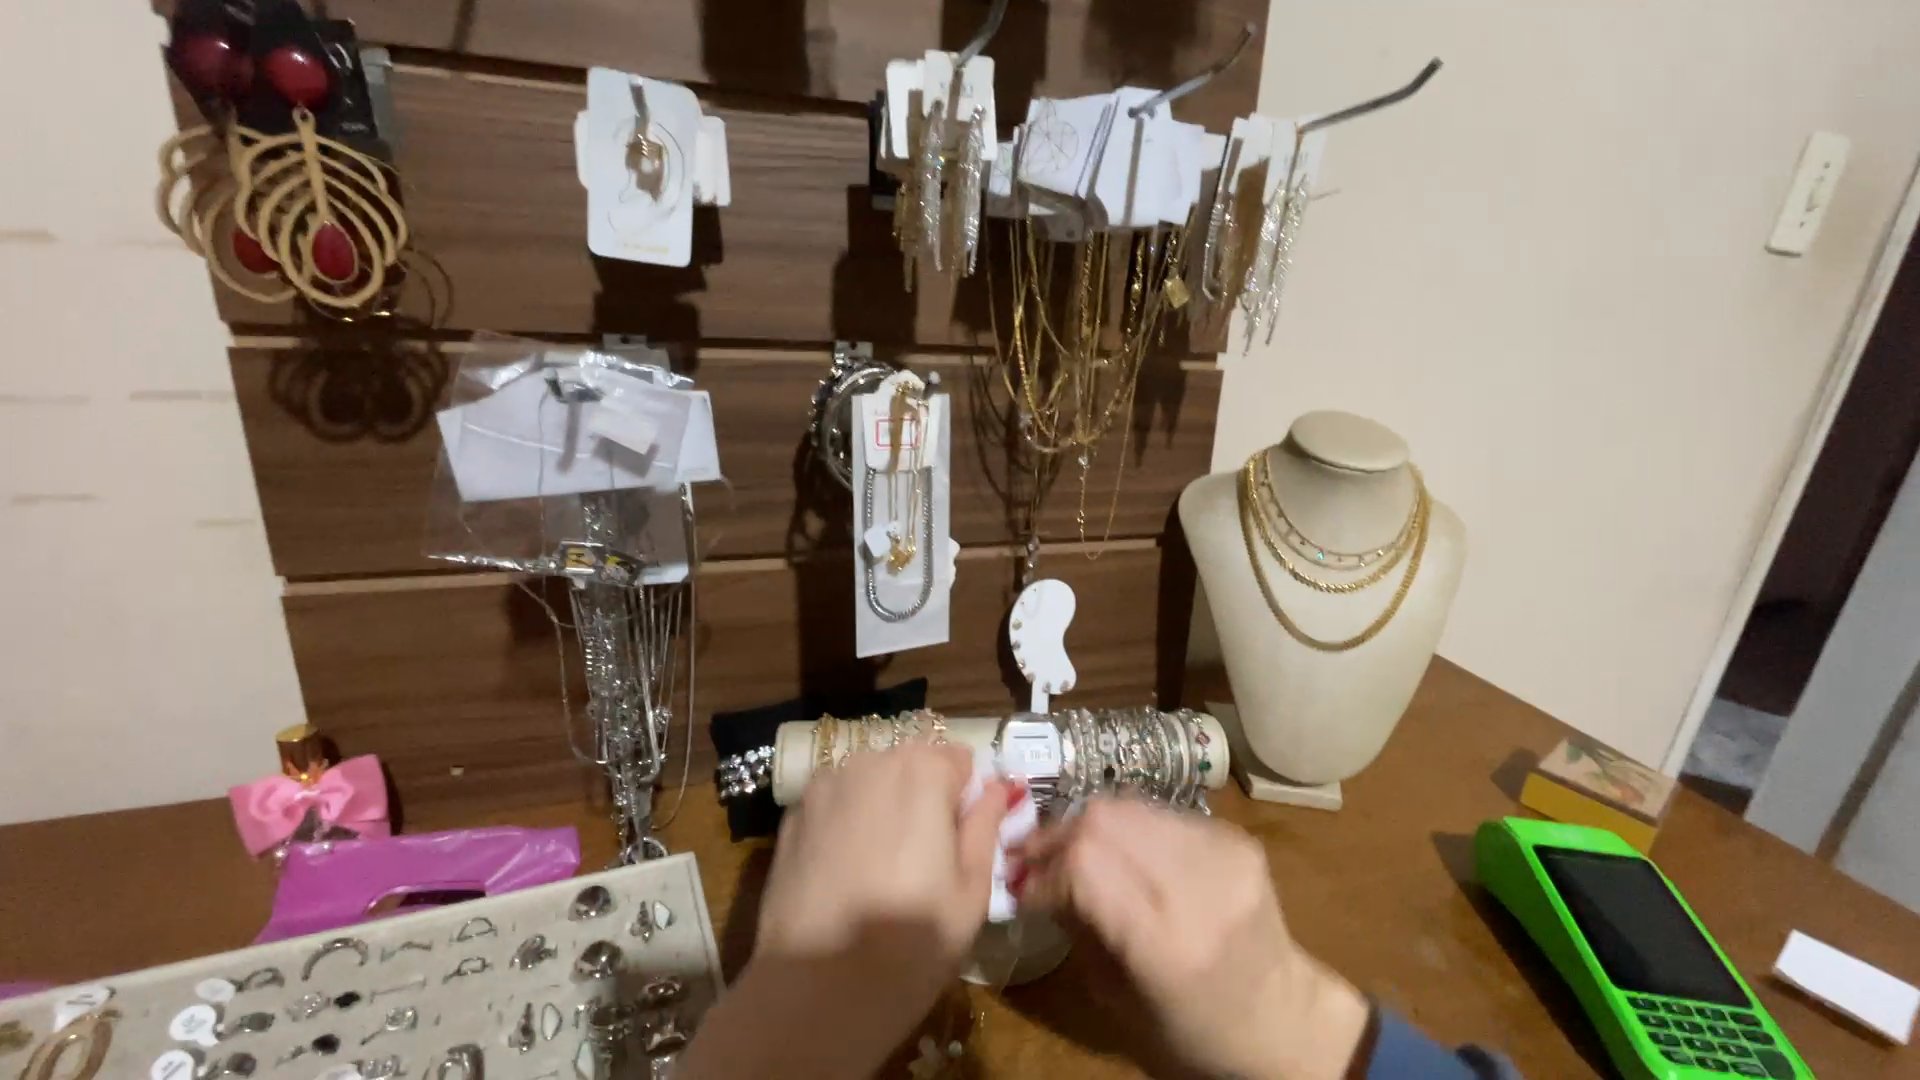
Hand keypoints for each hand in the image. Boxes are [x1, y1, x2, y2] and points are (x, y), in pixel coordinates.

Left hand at [682, 744, 1011, 1079]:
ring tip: (880, 870)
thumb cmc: (911, 944)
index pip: (960, 760)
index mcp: (922, 771)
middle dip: (923, 798)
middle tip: (923, 862)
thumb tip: (995, 787)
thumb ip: (986, 824)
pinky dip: (846, 824)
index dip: (964, 799)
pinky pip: (837, 804)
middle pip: (912, 765)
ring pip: (872, 782)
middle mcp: (870, 761)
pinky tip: (844, 875)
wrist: (814, 992)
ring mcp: (825, 785)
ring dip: (883, 807)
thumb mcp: (972, 890)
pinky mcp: (792, 815)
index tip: (958, 843)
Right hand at [1013, 798, 1369, 1079]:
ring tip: (1070, 848)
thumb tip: (1031, 877)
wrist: (1286, 1019)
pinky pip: (1159, 813)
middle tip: (1033, 856)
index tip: (1021, 885)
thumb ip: (1076, 926)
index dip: (1043, 869)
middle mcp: (1200, 885)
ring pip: (1128, 805)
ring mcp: (1223, 852)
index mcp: (1170, 942)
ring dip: (1089, 825)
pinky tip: (1121, 852)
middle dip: (1057, 835)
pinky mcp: (1235, 836)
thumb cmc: (1195, 1030)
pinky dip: (1127, 827)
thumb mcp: (1120, 998)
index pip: (1085, 866)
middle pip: (1103, 820)